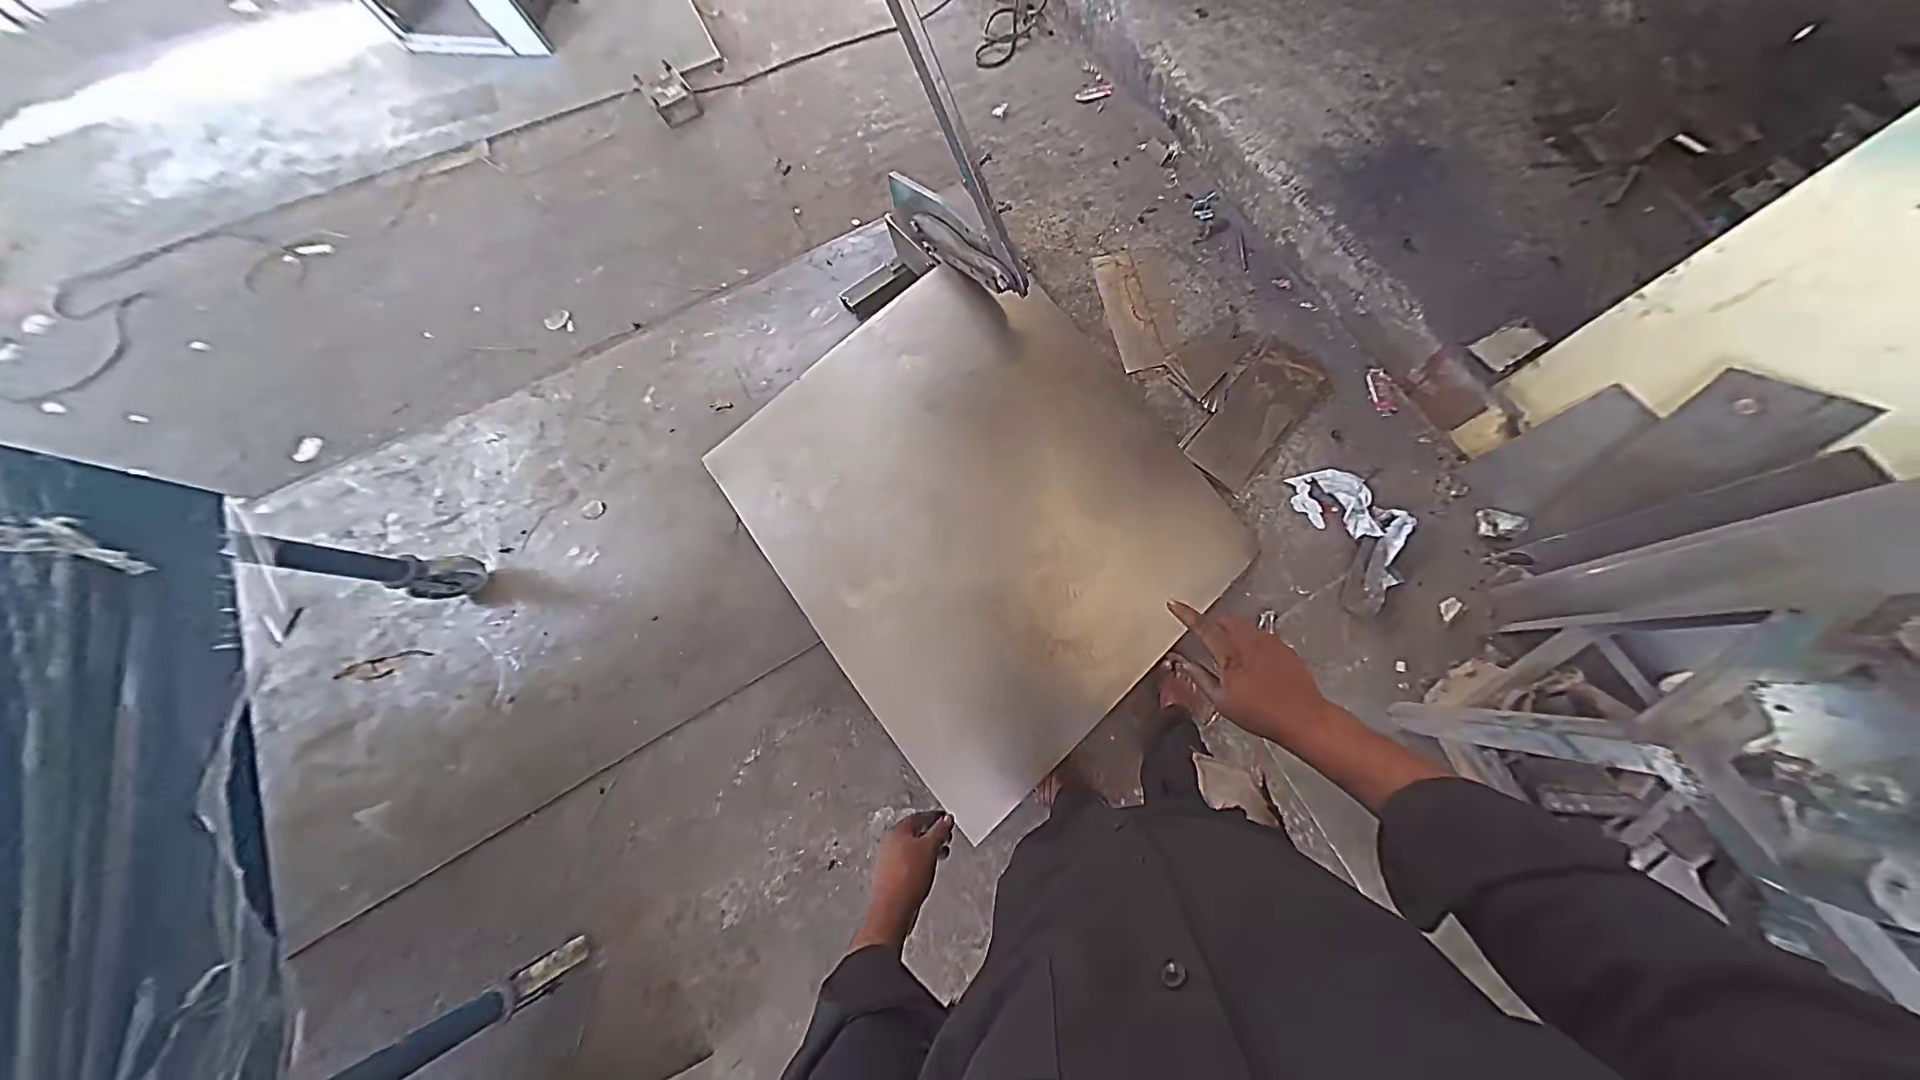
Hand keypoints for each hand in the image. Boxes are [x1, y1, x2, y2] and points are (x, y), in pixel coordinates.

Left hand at [852, 811, 952, 951]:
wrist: (893, 910)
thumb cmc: (907, 879)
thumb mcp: (930, 849)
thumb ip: (939, 831)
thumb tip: (946, 819)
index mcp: (897, 832)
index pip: (919, 817)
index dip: (935, 817)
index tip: (946, 819)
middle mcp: (890, 843)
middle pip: (915, 832)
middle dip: (933, 834)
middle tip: (946, 837)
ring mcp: (889, 860)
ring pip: (912, 848)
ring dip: (928, 849)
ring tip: (940, 855)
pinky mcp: (891, 876)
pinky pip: (909, 862)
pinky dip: (921, 861)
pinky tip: (928, 869)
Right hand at [1167, 599, 1450, 811]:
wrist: (1304, 718)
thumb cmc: (1259, 713)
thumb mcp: (1221, 700)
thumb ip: (1199, 677)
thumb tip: (1181, 662)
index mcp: (1230, 654)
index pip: (1202, 627)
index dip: (1186, 614)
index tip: (1174, 604)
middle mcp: (1249, 641)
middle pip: (1225, 620)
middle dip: (1211, 622)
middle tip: (1203, 633)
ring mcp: (1269, 642)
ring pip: (1243, 625)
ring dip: (1230, 628)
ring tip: (1227, 646)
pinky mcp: (1284, 647)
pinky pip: (1260, 634)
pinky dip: (1248, 637)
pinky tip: (1250, 657)